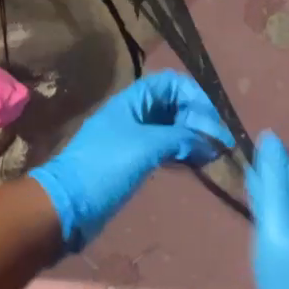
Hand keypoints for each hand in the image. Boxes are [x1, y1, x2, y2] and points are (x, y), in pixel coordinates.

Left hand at [29, 73, 233, 252]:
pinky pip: (164, 148)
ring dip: (193, 137)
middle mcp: (134, 114)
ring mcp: (133, 138)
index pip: (171, 83)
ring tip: (214, 154)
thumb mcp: (147, 146)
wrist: (69, 205)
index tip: (214, 119)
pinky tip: (197, 163)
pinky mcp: (133, 161)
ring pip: (170, 128)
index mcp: (133, 101)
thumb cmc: (106, 167)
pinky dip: (182, 152)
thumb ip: (181, 137)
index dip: (195, 96)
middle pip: (173, 105)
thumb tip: (212, 140)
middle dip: (198, 118)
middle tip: (220, 142)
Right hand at [247, 132, 288, 288]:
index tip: (250, 197)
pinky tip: (288, 249)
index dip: (265, 174)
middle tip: (258, 223)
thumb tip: (270, 137)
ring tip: (269, 238)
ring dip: (286, 209)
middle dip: (275, 192)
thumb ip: (271, 183)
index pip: (288, 163)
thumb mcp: (272, 230)